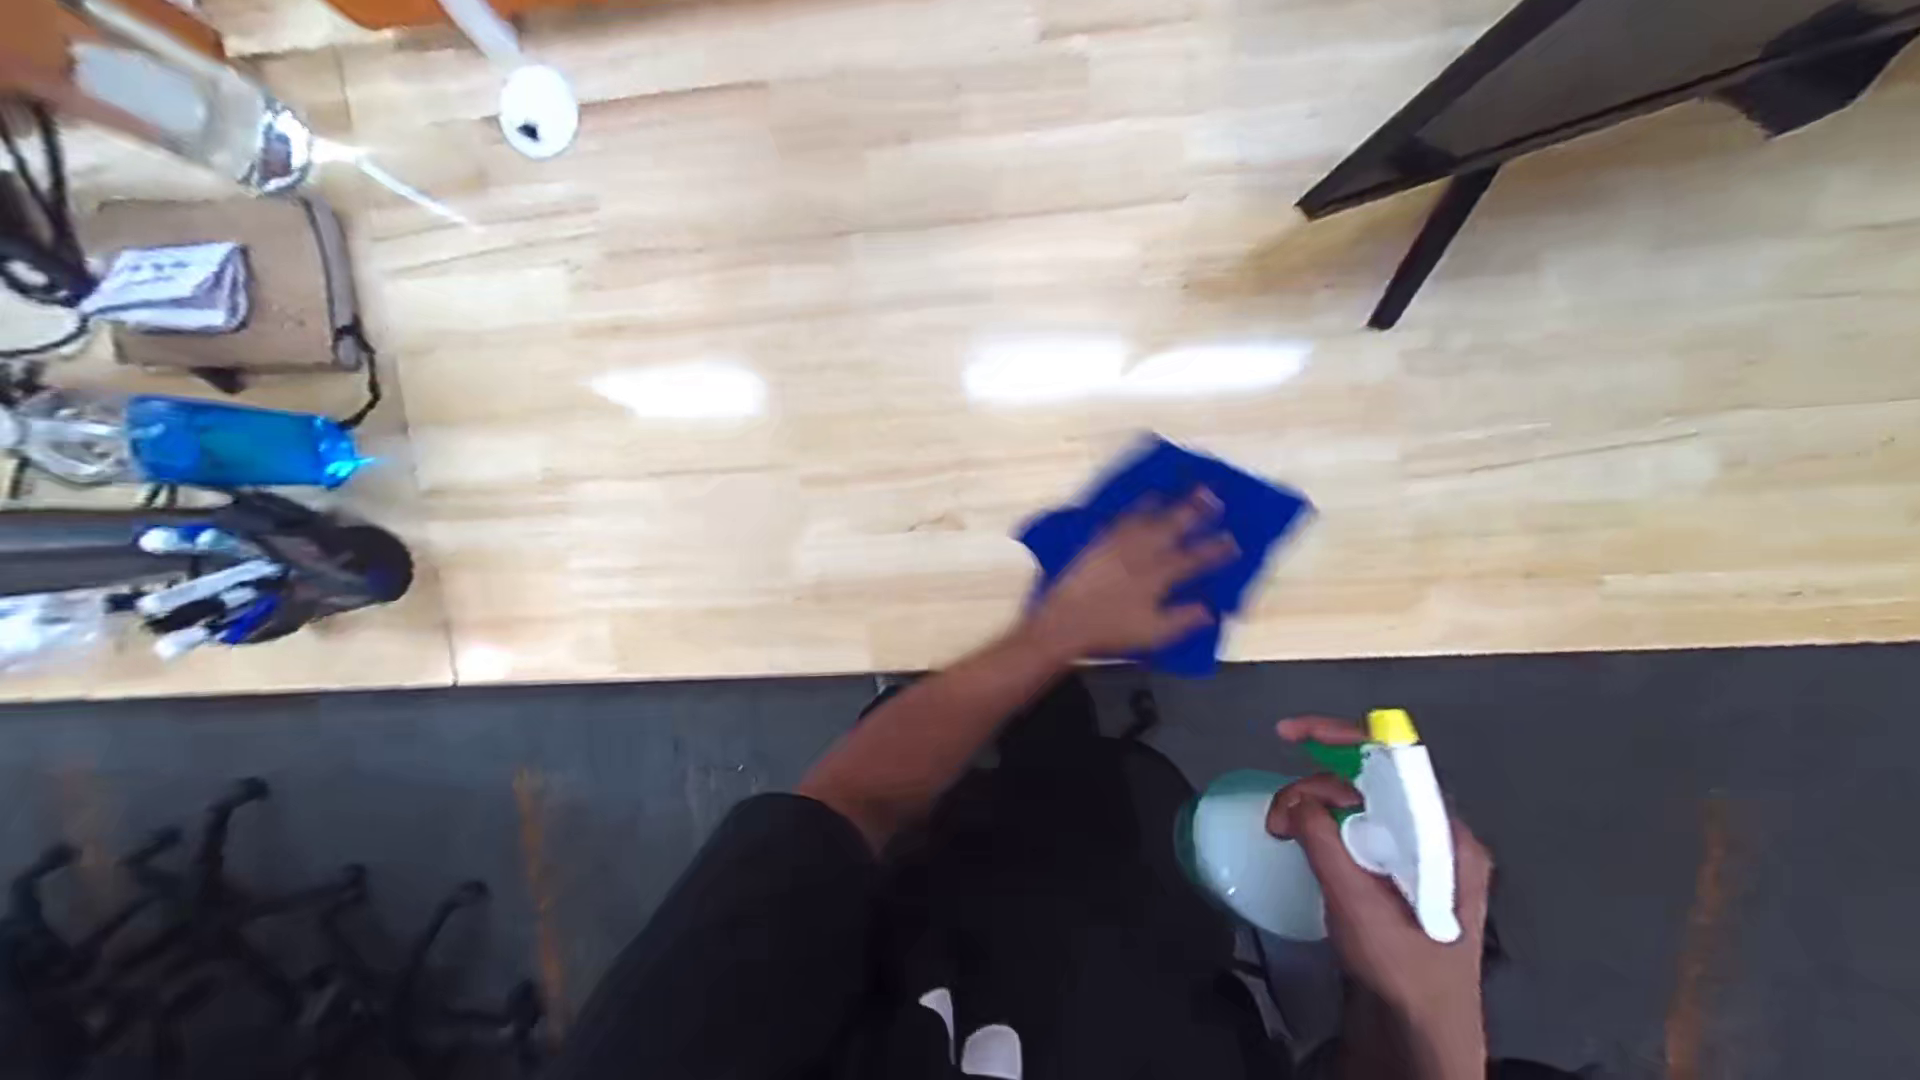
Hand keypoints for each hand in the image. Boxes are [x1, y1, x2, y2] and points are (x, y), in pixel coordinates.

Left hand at [1023, 490, 1237, 661]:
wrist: (1062, 623)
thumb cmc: (1109, 632)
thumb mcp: (1153, 634)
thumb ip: (1183, 619)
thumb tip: (1211, 610)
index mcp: (1157, 576)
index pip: (1193, 558)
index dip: (1215, 549)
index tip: (1233, 540)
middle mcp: (1138, 553)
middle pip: (1171, 526)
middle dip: (1194, 510)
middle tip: (1212, 494)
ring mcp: (1114, 546)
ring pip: (1144, 518)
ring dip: (1163, 504)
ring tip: (1174, 493)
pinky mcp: (1094, 545)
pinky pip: (1117, 521)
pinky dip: (1131, 511)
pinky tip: (1135, 508)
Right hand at [1267, 716, 1492, 1075]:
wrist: (1417, 1033)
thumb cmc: (1399, 968)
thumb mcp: (1356, 903)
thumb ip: (1324, 840)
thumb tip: (1294, 799)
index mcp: (1444, 837)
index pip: (1394, 763)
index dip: (1342, 737)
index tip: (1290, 734)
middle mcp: (1433, 835)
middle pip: (1367, 778)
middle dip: (1312, 783)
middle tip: (1276, 814)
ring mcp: (1414, 850)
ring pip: (1353, 799)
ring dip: (1309, 803)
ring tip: (1279, 828)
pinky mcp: (1392, 865)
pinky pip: (1351, 822)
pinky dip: (1317, 819)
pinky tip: (1296, 833)